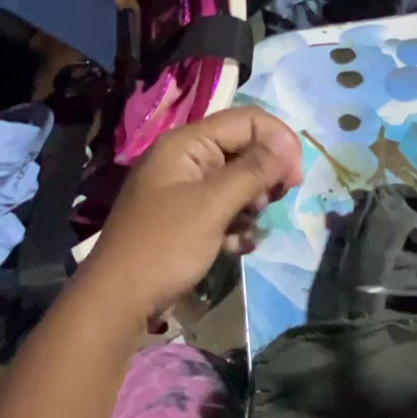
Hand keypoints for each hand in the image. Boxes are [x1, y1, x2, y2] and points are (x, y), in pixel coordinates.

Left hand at [77, 107, 303, 318]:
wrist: (121, 297)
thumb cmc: (165, 245)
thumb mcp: (213, 204)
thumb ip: (253, 170)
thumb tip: (288, 144)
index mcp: (186, 144)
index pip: (247, 120)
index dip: (278, 141)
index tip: (295, 178)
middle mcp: (186, 160)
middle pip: (244, 150)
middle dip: (265, 177)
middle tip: (270, 206)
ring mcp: (185, 191)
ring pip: (238, 184)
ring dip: (252, 205)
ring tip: (246, 229)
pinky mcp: (187, 220)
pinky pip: (225, 211)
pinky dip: (236, 226)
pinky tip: (237, 247)